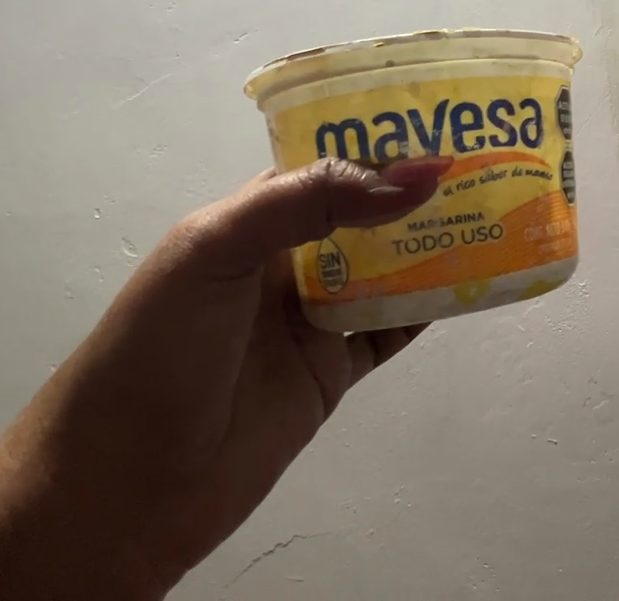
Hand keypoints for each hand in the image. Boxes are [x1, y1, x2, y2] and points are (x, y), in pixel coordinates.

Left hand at [0, 157, 447, 600]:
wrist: (120, 493)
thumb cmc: (155, 352)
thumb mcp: (215, 249)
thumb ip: (310, 202)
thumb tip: (419, 176)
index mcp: (254, 218)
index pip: (330, 163)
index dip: (383, 142)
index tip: (447, 124)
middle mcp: (291, 257)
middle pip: (369, 210)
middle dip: (421, 188)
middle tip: (489, 163)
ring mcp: (317, 313)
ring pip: (392, 264)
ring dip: (438, 241)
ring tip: (497, 212)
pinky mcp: (338, 365)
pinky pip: (399, 324)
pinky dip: (436, 303)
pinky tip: (477, 280)